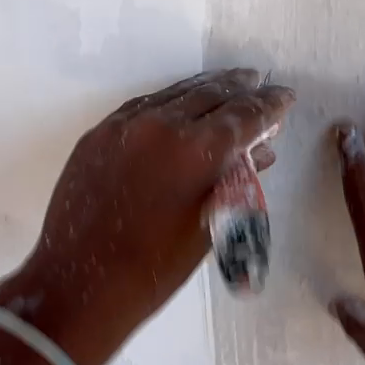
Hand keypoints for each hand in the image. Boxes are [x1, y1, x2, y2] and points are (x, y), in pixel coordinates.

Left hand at [0, 69, 294, 364]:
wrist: (80, 284)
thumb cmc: (155, 268)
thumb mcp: (210, 224)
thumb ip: (236, 179)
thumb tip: (260, 150)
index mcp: (194, 150)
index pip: (242, 116)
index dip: (268, 105)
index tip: (285, 95)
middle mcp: (160, 125)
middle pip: (209, 94)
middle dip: (239, 88)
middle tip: (258, 80)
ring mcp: (124, 125)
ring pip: (174, 94)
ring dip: (204, 87)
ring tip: (228, 82)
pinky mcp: (99, 133)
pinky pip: (143, 105)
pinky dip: (169, 100)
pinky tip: (180, 101)